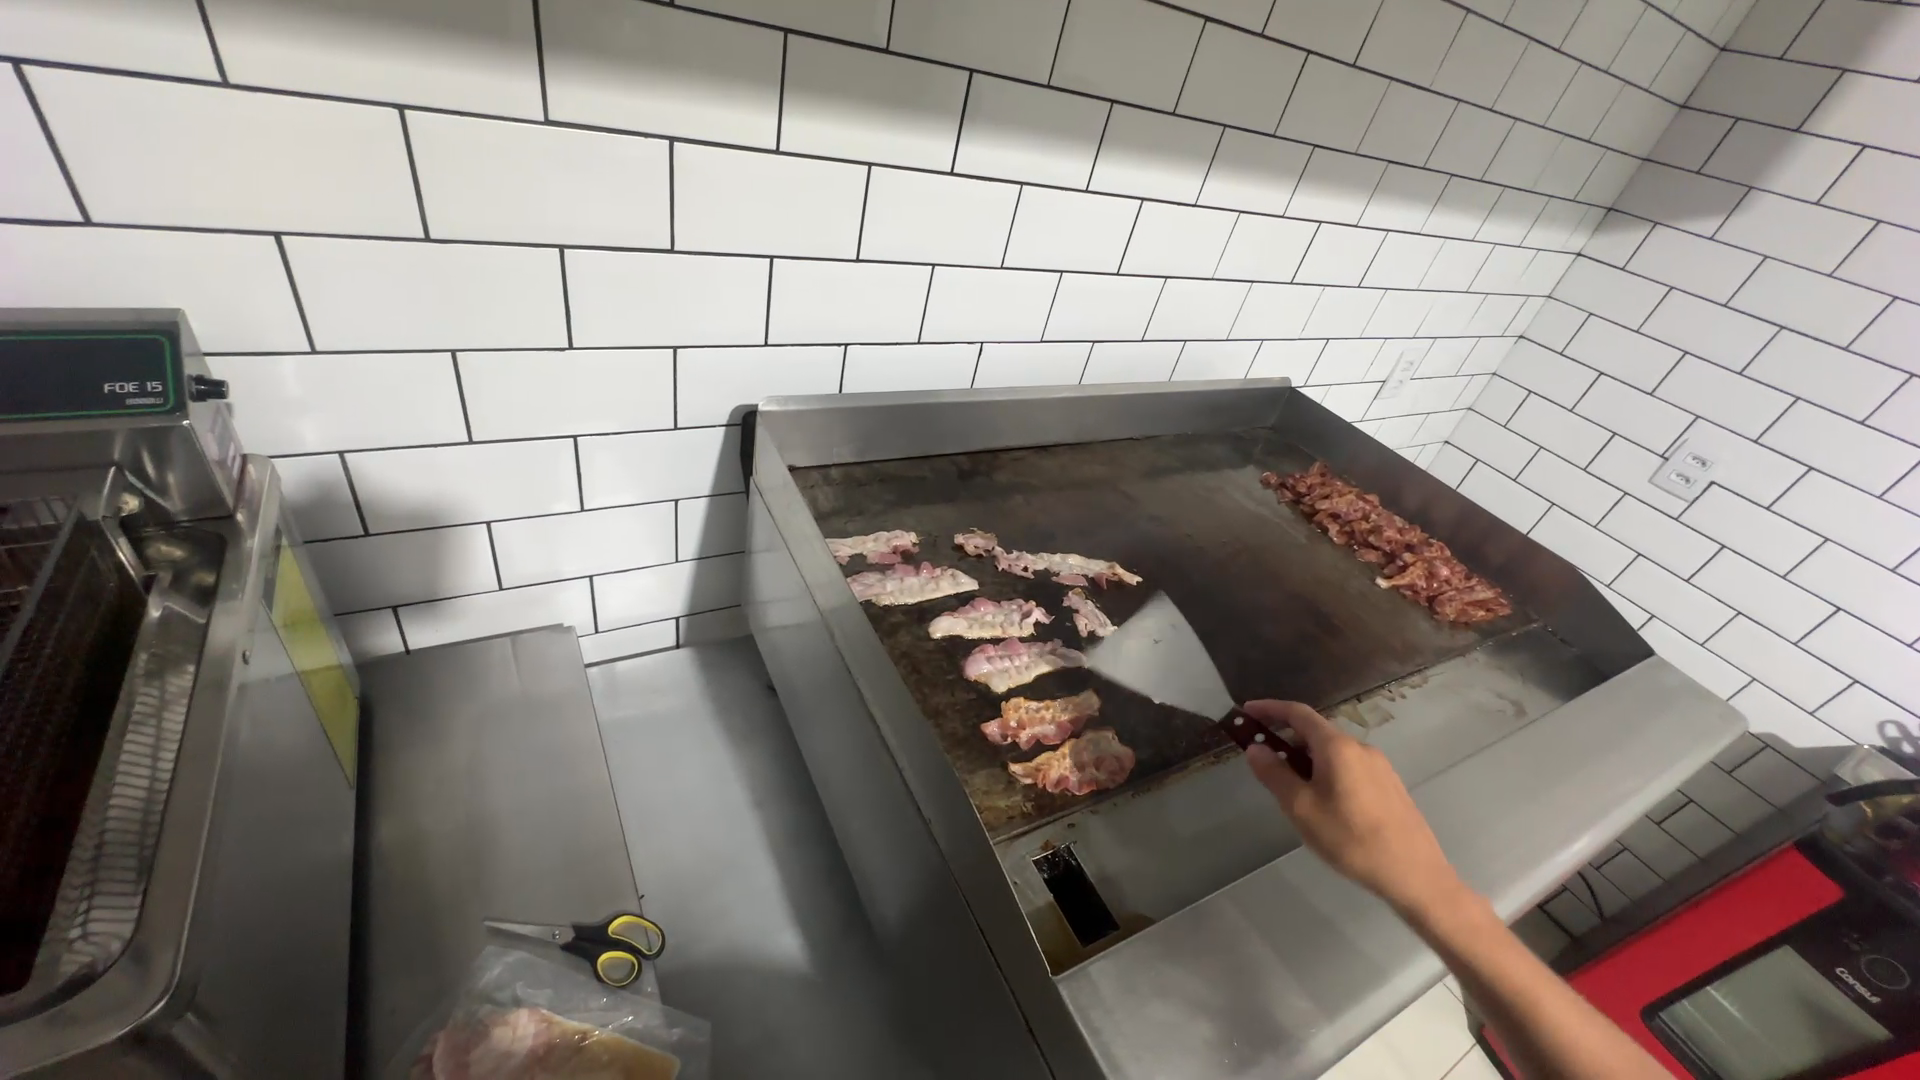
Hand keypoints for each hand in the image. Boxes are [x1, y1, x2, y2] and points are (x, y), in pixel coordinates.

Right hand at [1242, 700, 1460, 913]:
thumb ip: (1274, 774)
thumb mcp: (1301, 808)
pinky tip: (1324, 804)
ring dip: (1306, 759)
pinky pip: (1349, 767)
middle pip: (1315, 732)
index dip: (1270, 709)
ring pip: (1333, 752)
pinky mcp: (1390, 786)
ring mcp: (1379, 767)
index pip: (1298, 713)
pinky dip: (1326, 771)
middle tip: (1265, 763)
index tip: (1247, 712)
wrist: (1416, 875)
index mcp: (1337, 747)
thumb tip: (1255, 748)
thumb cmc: (1351, 839)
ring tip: (1292, 791)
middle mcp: (1360, 748)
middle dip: (1286, 740)